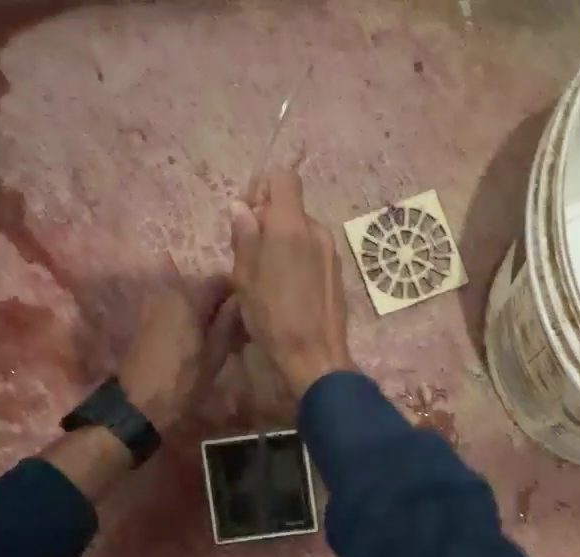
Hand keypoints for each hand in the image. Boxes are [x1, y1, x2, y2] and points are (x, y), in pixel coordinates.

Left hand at [118, 279, 243, 430]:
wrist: (139, 405)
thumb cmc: (183, 383)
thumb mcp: (215, 355)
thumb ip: (229, 322)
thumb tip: (241, 300)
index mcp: (188, 297)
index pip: (222, 281)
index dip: (238, 296)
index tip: (249, 317)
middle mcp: (169, 291)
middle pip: (204, 289)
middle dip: (222, 307)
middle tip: (238, 334)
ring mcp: (154, 304)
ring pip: (190, 301)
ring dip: (206, 315)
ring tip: (221, 342)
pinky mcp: (146, 318)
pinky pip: (176, 310)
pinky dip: (190, 321)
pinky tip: (199, 344)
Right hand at [230, 168, 352, 395]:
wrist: (315, 356)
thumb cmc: (272, 318)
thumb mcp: (245, 278)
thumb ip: (244, 237)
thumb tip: (241, 208)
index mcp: (290, 226)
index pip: (282, 178)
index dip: (262, 187)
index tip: (248, 216)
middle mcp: (316, 230)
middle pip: (291, 207)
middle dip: (269, 221)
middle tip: (251, 254)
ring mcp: (331, 251)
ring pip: (302, 231)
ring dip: (284, 242)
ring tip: (270, 276)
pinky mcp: (338, 272)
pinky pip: (314, 251)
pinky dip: (300, 258)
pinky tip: (290, 289)